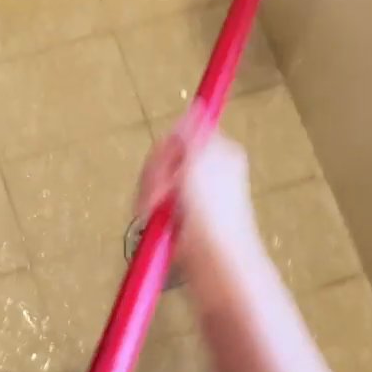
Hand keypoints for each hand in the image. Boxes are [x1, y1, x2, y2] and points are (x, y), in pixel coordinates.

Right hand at [138, 119, 264, 289]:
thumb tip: (196, 104)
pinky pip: (159, 207)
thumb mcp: (200, 163)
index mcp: (220, 152)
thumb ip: (194, 134)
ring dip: (151, 198)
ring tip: (154, 215)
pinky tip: (155, 224)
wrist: (218, 267)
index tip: (163, 168)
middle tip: (157, 197)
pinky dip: (153, 214)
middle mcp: (211, 171)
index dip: (166, 150)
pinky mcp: (187, 220)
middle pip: (168, 159)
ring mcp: (198, 197)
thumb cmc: (211, 215)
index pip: (182, 135)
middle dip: (155, 176)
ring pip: (159, 184)